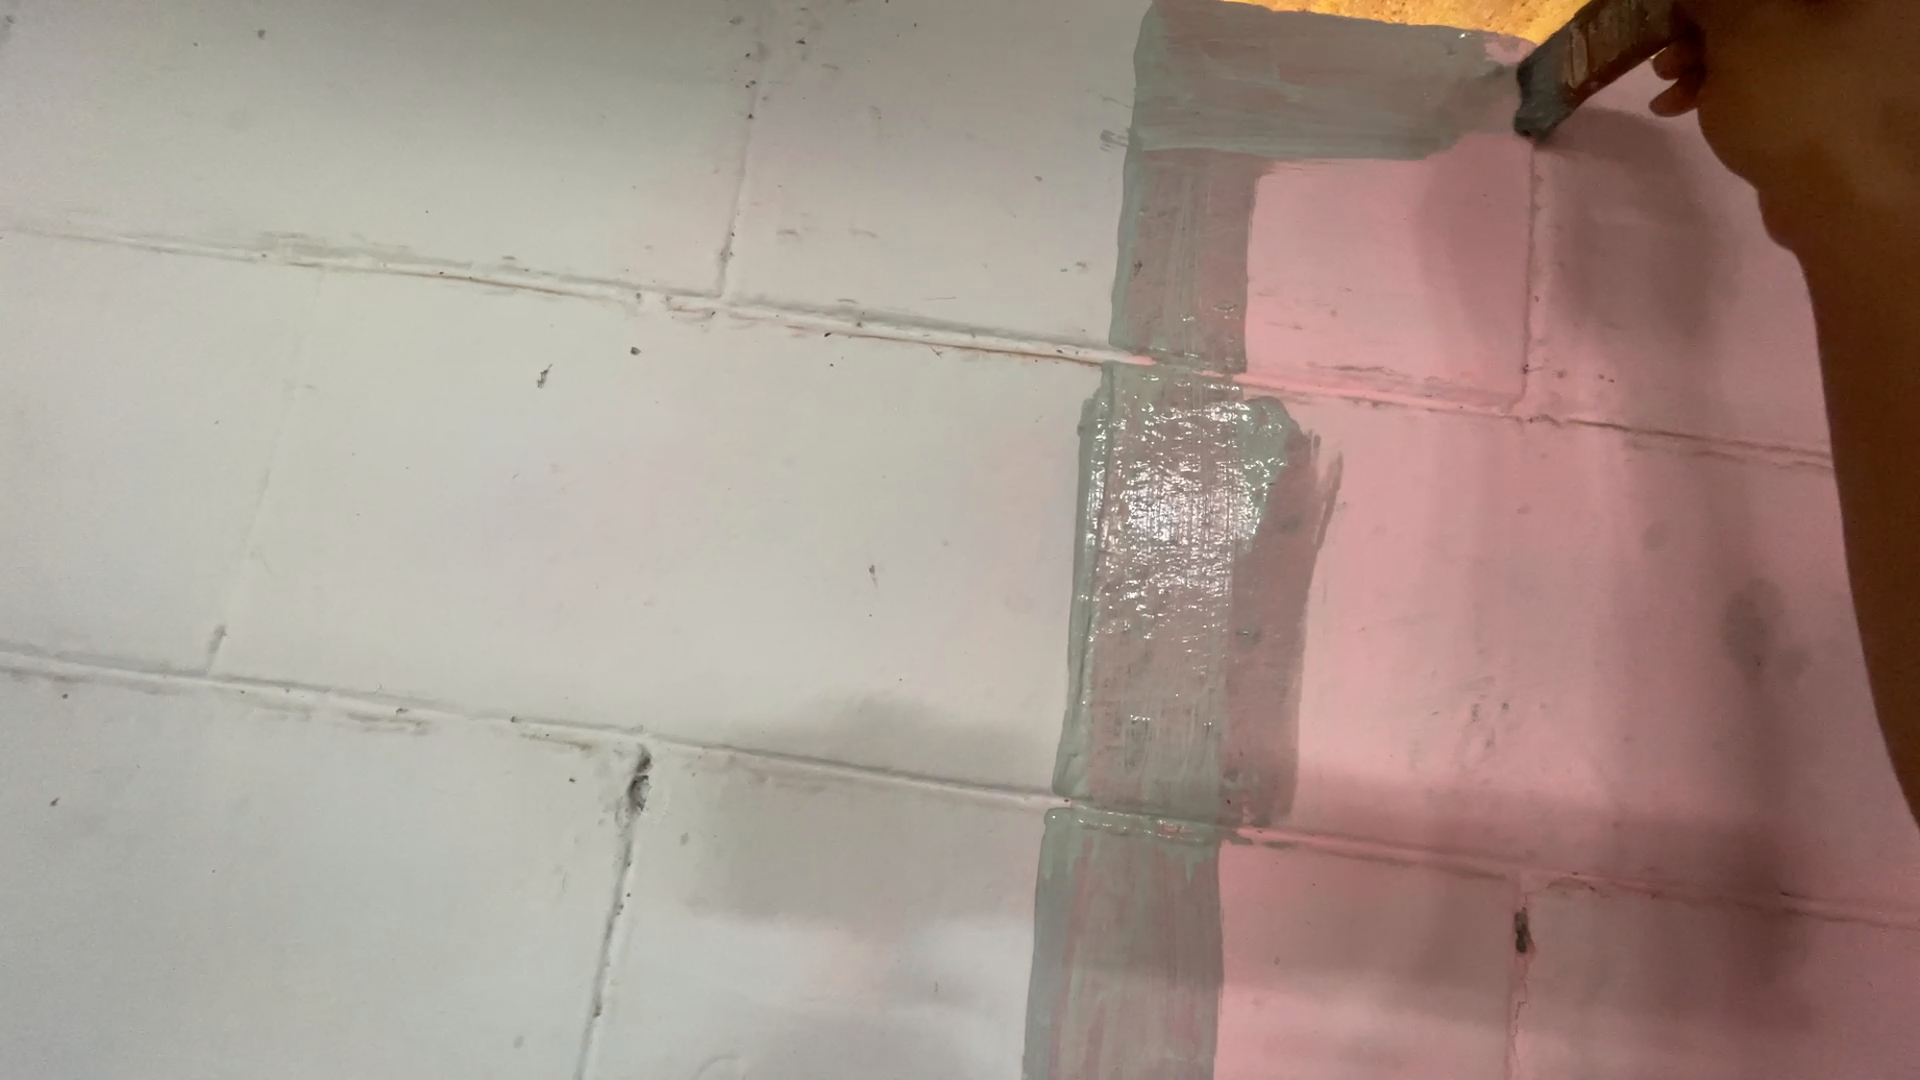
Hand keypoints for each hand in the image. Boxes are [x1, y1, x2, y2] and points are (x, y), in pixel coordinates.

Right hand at [1646, 0, 1919, 253]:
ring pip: (1767, 29)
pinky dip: (1726, 79)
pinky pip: (1774, 62)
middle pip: (1768, 0)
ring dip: (1706, 54)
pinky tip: (1687, 103)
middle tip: (1664, 53)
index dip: (1709, 0)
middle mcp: (1870, 5)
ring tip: (1668, 86)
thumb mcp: (1749, 34)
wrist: (1850, 184)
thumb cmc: (1803, 98)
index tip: (1671, 15)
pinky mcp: (1840, 80)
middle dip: (1706, 22)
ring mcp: (1862, 40)